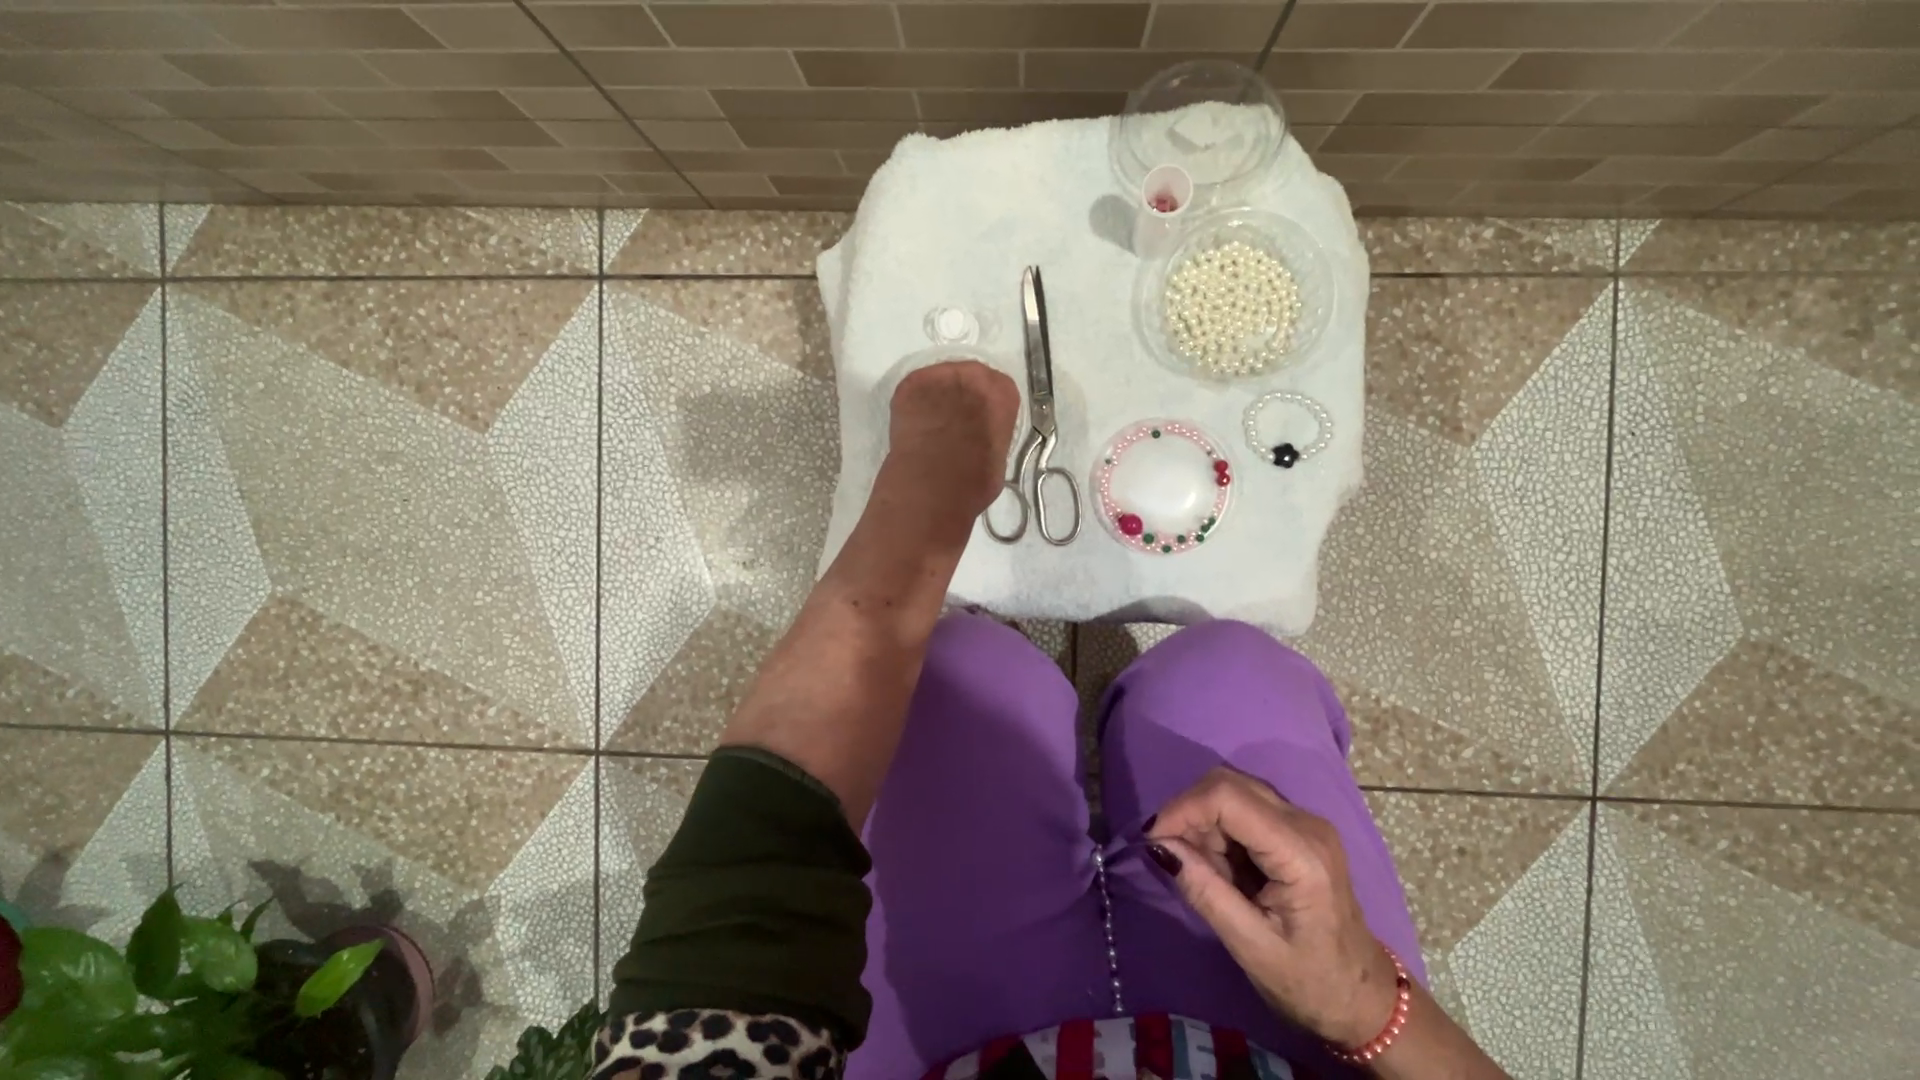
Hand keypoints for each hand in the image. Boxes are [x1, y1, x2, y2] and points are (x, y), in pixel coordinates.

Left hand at [885, 361, 1019, 518]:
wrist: (936, 483)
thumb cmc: (976, 478)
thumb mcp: (999, 453)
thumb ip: (992, 431)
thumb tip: (978, 435)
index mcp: (1002, 391)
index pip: (997, 389)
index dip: (984, 407)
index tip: (977, 422)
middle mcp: (973, 374)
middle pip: (968, 378)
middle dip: (960, 396)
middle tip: (952, 420)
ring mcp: (938, 376)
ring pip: (939, 381)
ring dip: (936, 397)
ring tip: (930, 423)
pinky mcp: (909, 384)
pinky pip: (914, 388)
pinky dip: (913, 403)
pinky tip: (913, 423)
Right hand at [1145, 767, 1400, 1048]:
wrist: (1364, 999)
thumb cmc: (1310, 982)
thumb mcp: (1249, 946)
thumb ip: (1204, 890)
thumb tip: (1158, 845)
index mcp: (1301, 853)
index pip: (1228, 797)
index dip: (1183, 808)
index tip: (1153, 840)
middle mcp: (1307, 823)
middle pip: (1229, 783)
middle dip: (1191, 812)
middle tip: (1175, 856)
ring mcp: (1306, 822)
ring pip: (1235, 790)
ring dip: (1204, 819)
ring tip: (1200, 866)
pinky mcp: (1299, 829)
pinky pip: (1246, 807)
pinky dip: (1219, 826)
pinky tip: (1219, 864)